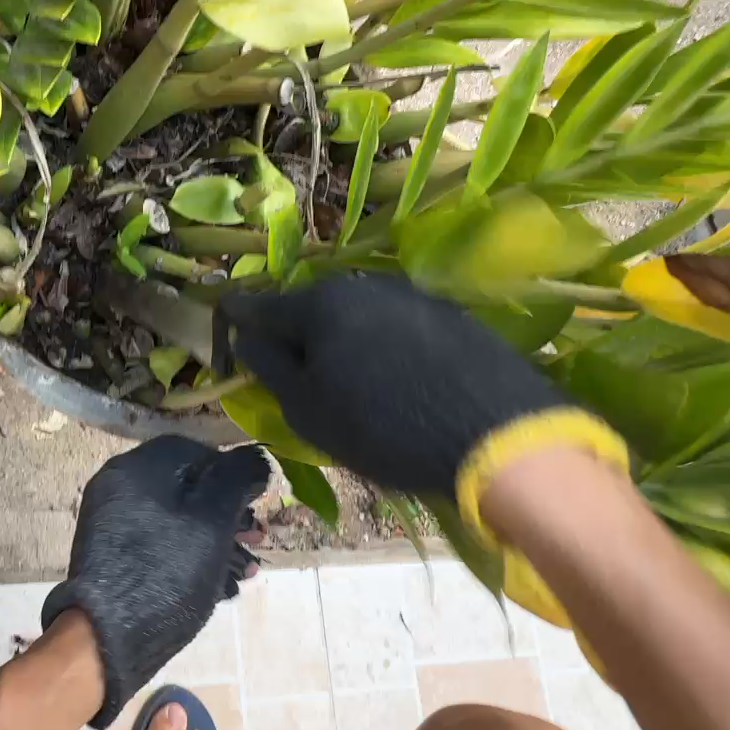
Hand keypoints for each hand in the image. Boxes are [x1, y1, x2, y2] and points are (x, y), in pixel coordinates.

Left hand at [40, 435, 268, 728]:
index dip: (229, 470)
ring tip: (247, 570)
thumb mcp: (210, 523)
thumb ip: (234, 482)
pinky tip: (220, 585)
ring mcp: (112, 519)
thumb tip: (253, 456)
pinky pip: (158, 541)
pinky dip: (189, 554)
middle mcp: (118, 485)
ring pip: (174, 517)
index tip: (256, 499)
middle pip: (183, 485)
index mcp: (135, 468)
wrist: (106, 634)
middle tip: (256, 539)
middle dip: (226, 511)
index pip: (190, 449)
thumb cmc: (165, 571)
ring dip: (214, 538)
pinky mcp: (112, 552)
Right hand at [215, 273, 570, 494]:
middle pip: (310, 307)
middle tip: (295, 368)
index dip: (237, 316)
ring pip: (355, 314)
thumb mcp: (307, 409)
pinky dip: (382, 345)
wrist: (506, 443)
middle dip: (296, 332)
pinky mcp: (453, 316)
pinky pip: (396, 326)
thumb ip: (268, 366)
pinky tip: (395, 379)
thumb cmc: (385, 427)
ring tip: (349, 378)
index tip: (224, 319)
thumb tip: (245, 337)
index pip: (260, 306)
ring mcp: (411, 296)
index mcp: (319, 303)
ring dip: (342, 338)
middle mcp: (361, 286)